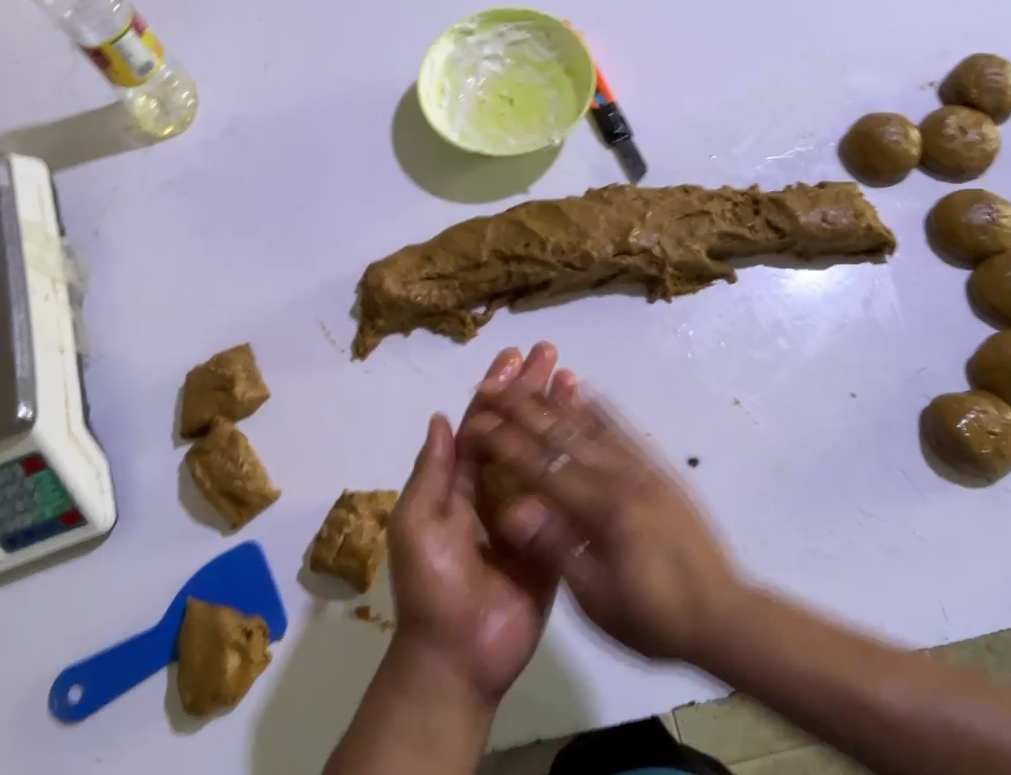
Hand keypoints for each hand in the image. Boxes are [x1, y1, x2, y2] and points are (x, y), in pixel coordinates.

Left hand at [386, 345, 563, 704]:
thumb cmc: (432, 587)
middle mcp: (489, 492)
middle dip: (529, 391)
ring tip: (575, 380)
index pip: (479, 425)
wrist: (459, 656)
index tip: (514, 356)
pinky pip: (562, 498)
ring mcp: (524, 515)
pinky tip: (593, 439)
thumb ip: (433, 472)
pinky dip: (575, 466)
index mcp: (456, 486)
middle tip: (551, 353)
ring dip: (555, 418)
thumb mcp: (418, 525)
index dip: (496, 390)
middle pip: (513, 431)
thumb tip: (441, 416)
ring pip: (541, 456)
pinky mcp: (551, 541)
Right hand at [462, 361, 744, 663]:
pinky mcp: (661, 473)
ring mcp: (645, 471)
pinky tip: (585, 392)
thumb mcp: (598, 598)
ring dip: (556, 400)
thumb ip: (556, 548)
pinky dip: (599, 408)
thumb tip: (510, 510)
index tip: (474, 421)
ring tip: (528, 377)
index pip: (541, 466)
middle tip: (491, 386)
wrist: (726, 617)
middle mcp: (622, 478)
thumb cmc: (654, 618)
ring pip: (592, 424)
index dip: (504, 442)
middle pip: (563, 434)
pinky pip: (625, 431)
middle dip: (522, 409)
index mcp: (602, 509)